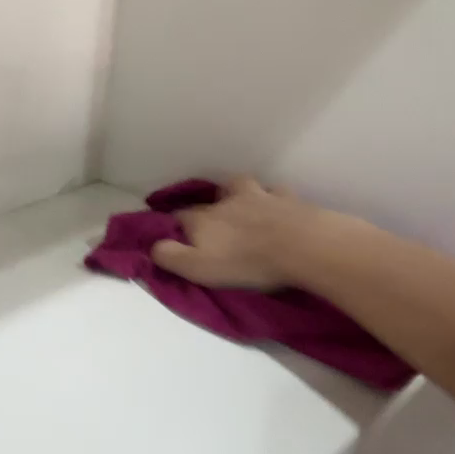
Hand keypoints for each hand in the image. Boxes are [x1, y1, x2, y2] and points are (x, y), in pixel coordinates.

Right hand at [149, 175, 346, 291]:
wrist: (301, 247)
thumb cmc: (246, 262)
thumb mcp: (198, 268)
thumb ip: (170, 256)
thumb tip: (153, 246)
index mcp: (201, 219)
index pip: (177, 218)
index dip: (172, 225)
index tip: (170, 234)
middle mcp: (225, 202)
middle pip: (206, 200)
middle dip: (202, 208)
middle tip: (204, 222)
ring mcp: (258, 196)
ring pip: (239, 185)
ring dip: (234, 192)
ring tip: (237, 203)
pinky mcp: (287, 199)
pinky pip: (275, 192)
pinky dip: (271, 196)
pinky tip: (274, 203)